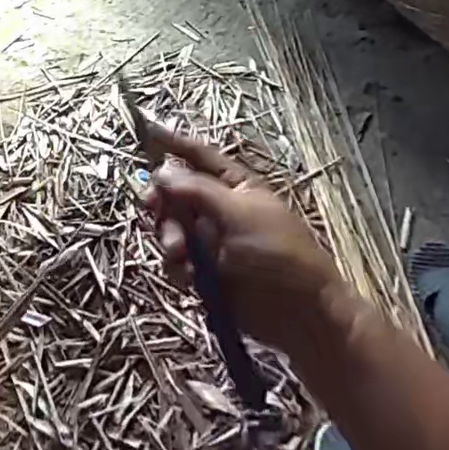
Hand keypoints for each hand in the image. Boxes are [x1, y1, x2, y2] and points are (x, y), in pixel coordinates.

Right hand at [142, 130, 344, 354]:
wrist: (301, 317)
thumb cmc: (278, 253)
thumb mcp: (238, 214)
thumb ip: (196, 190)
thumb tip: (161, 169)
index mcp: (235, 185)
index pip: (199, 156)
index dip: (173, 143)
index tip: (147, 131)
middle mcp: (219, 208)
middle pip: (177, 192)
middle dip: (163, 199)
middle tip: (152, 205)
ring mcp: (212, 241)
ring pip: (172, 226)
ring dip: (169, 235)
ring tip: (178, 252)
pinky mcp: (205, 272)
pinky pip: (176, 259)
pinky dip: (176, 265)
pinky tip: (187, 276)